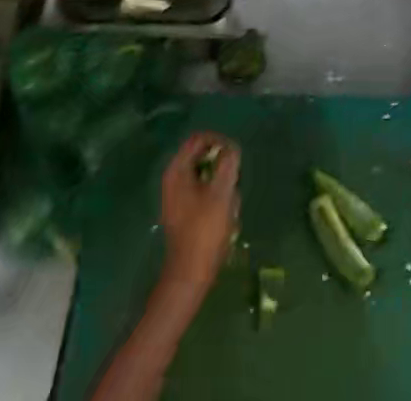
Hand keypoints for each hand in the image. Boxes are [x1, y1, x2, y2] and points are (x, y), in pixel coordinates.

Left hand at [158, 132, 239, 297]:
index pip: (199, 139)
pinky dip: (217, 199)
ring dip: (222, 187)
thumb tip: (232, 149)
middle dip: (223, 168)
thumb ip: (228, 165)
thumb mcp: (221, 193)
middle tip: (234, 183)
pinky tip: (226, 217)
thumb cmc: (205, 230)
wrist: (190, 272)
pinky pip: (204, 193)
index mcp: (177, 170)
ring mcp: (177, 195)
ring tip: (230, 205)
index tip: (236, 156)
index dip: (220, 142)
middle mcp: (174, 178)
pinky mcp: (184, 210)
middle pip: (203, 157)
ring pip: (207, 177)